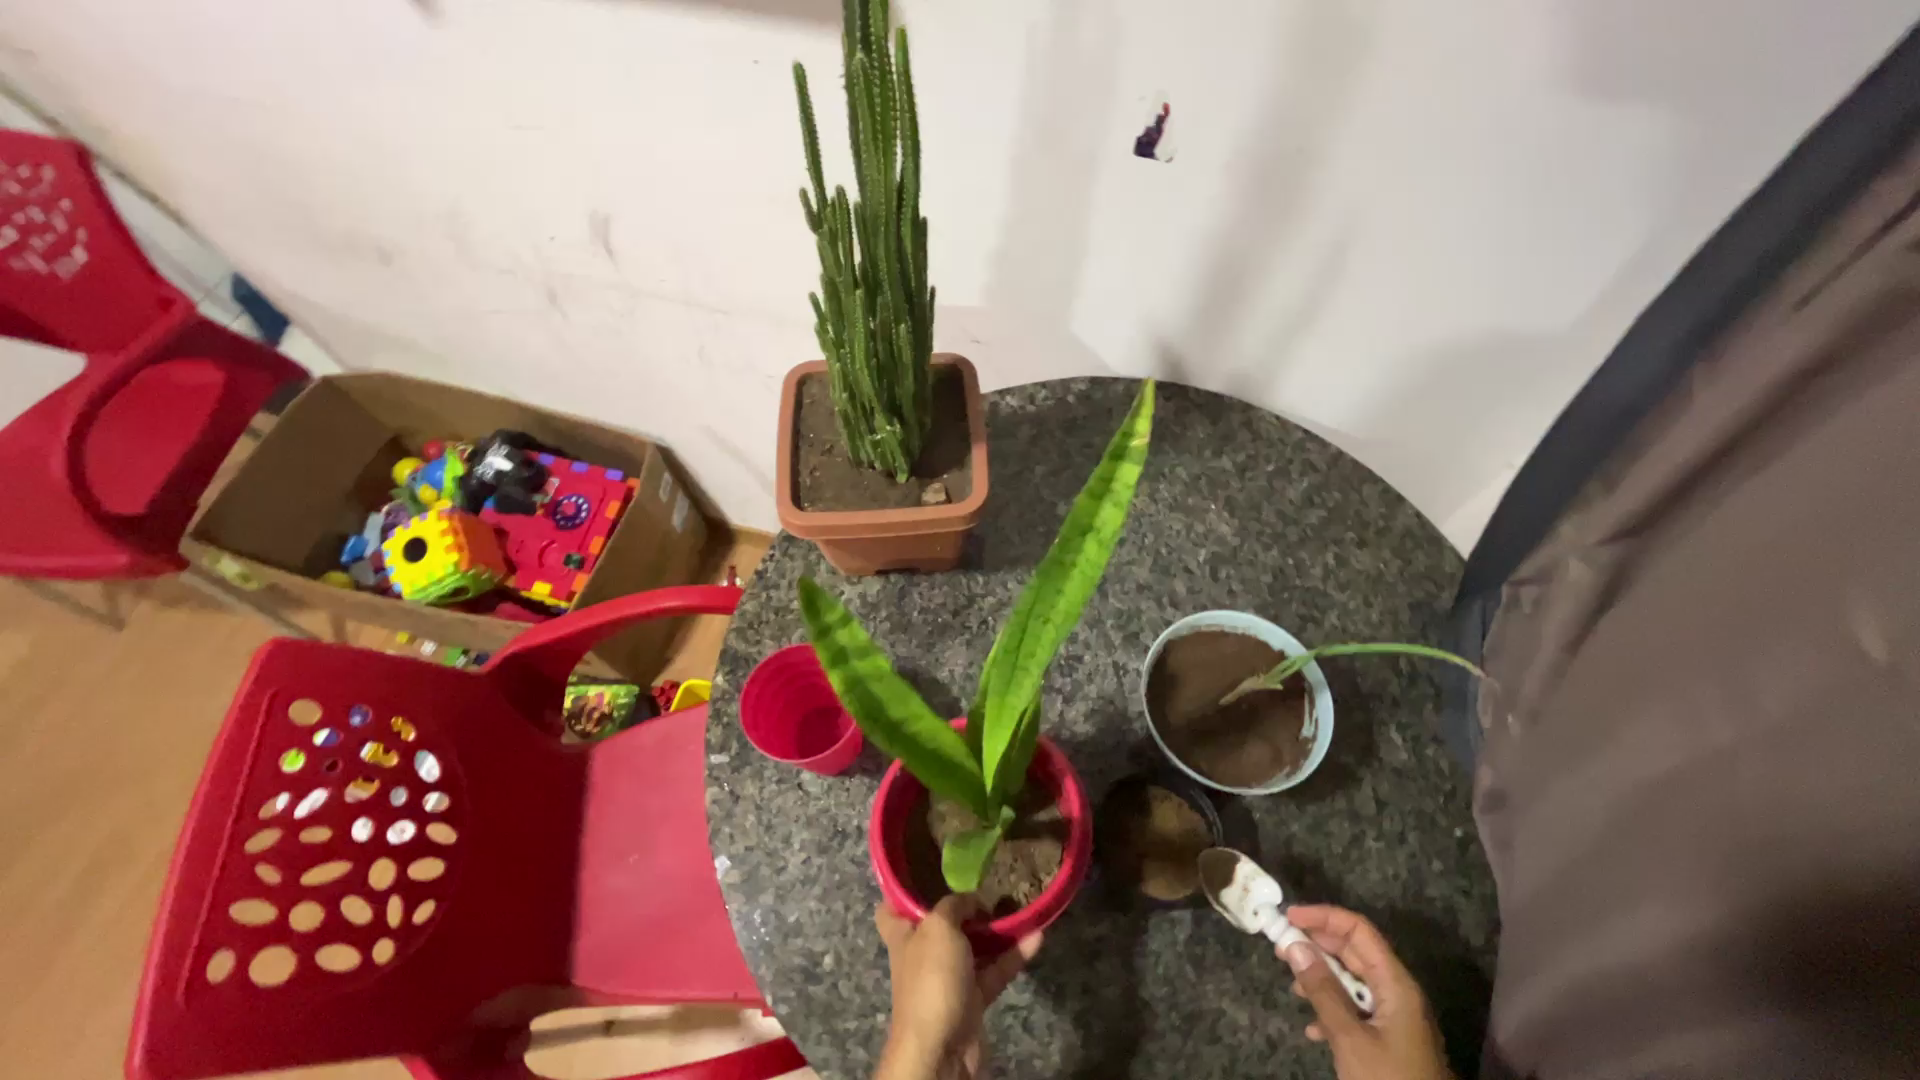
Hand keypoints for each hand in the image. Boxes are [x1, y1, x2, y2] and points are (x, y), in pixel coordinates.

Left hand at [873, 895, 1042, 1079]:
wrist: (941, 1049)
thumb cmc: (931, 978)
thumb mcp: (940, 927)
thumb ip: (955, 905)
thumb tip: (973, 901)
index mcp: (903, 934)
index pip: (891, 908)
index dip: (904, 891)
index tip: (927, 872)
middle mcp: (923, 954)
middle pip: (941, 924)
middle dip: (964, 906)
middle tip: (989, 884)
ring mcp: (948, 978)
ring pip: (973, 947)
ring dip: (995, 930)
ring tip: (1018, 904)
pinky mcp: (972, 1000)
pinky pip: (994, 970)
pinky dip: (1013, 954)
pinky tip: (1036, 935)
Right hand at [1282, 904, 1452, 1079]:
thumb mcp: (1350, 1038)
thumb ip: (1323, 991)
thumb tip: (1295, 945)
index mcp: (1396, 985)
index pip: (1359, 931)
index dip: (1323, 918)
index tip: (1288, 917)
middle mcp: (1397, 993)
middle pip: (1355, 952)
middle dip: (1317, 946)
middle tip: (1280, 948)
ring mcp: (1394, 1018)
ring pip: (1353, 981)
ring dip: (1321, 978)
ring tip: (1293, 987)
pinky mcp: (1388, 1040)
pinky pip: (1356, 1009)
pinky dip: (1332, 1009)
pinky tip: (1313, 1028)